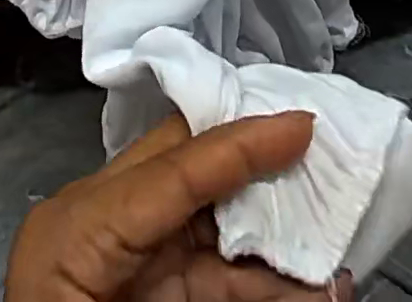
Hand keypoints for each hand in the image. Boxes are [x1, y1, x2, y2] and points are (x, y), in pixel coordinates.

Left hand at [7, 110, 353, 301]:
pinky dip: (264, 276)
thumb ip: (230, 286)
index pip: (172, 165)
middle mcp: (106, 225)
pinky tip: (312, 287)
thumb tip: (322, 288)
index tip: (300, 125)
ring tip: (331, 224)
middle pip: (192, 167)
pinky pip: (216, 268)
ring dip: (273, 226)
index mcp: (80, 227)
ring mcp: (133, 255)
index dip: (240, 141)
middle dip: (256, 157)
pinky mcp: (156, 284)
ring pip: (214, 220)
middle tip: (316, 147)